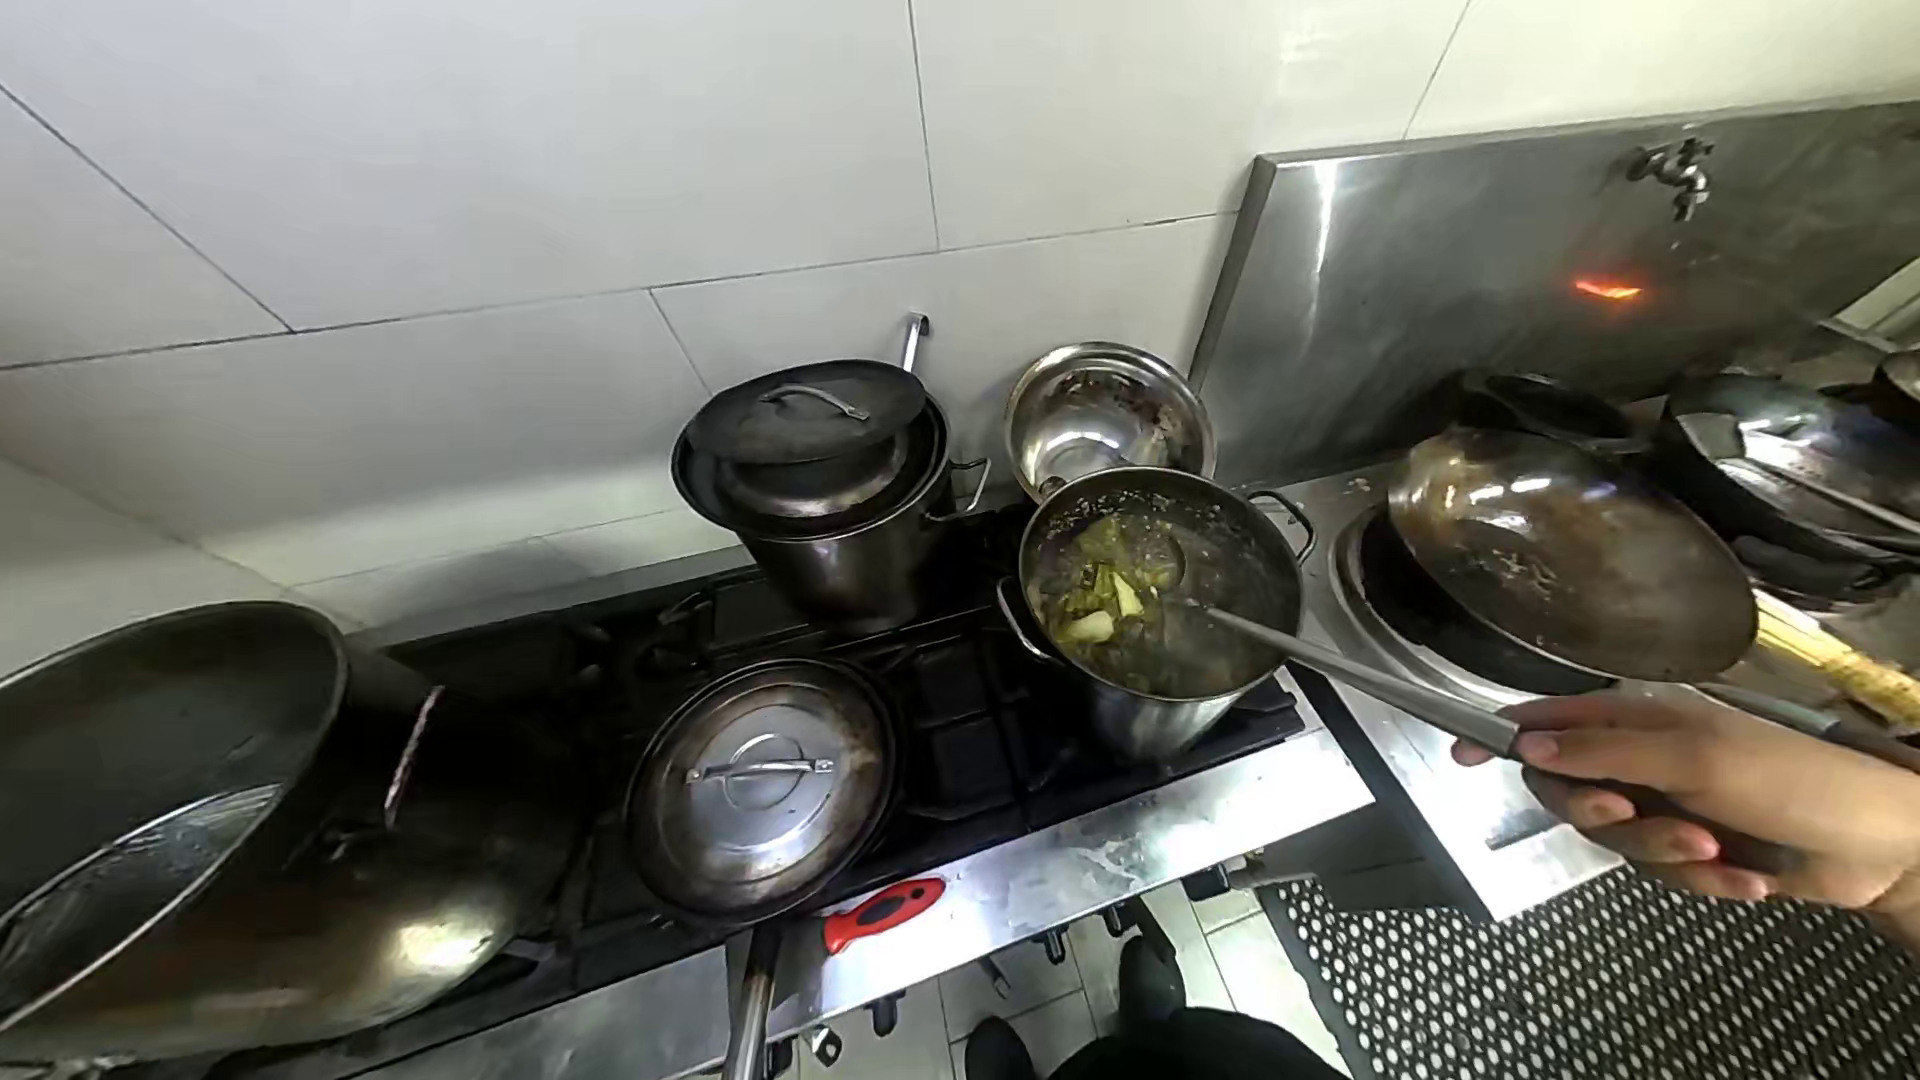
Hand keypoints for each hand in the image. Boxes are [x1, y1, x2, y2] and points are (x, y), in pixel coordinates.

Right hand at [1450, 689, 1919, 919]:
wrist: (1896, 850)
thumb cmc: (1788, 779)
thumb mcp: (1690, 756)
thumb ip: (1600, 750)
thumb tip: (1522, 747)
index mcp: (1620, 724)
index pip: (1535, 723)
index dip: (1493, 736)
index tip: (1460, 755)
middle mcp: (1623, 762)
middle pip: (1558, 787)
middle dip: (1592, 808)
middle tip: (1623, 810)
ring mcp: (1651, 805)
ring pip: (1605, 834)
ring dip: (1655, 847)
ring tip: (1713, 851)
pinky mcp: (1681, 849)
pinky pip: (1654, 868)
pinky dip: (1698, 878)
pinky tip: (1744, 879)